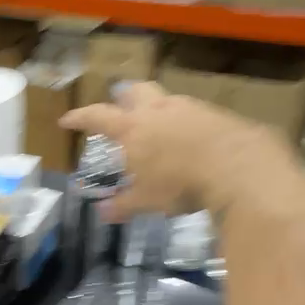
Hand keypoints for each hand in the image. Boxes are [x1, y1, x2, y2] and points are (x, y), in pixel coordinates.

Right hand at [59, 83, 295, 221]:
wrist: (238, 167)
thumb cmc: (180, 183)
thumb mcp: (147, 200)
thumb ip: (123, 204)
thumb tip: (103, 213)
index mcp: (133, 129)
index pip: (98, 117)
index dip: (80, 117)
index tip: (67, 120)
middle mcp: (158, 111)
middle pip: (136, 91)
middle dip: (125, 96)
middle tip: (120, 102)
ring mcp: (190, 109)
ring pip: (167, 99)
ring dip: (158, 108)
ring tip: (158, 123)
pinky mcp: (217, 115)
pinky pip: (194, 113)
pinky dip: (185, 122)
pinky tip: (191, 138)